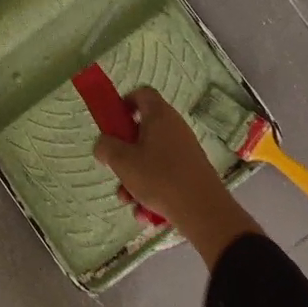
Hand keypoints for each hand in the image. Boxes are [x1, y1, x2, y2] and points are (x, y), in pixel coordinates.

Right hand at [92, 87, 262, 267]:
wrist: (204, 212)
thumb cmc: (160, 178)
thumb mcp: (123, 162)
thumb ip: (106, 148)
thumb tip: (103, 144)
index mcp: (159, 115)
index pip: (142, 93)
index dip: (124, 103)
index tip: (112, 122)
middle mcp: (174, 127)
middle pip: (143, 130)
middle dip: (125, 152)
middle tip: (116, 167)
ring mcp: (185, 150)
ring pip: (151, 158)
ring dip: (135, 179)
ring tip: (129, 201)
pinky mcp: (191, 172)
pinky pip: (165, 175)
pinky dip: (152, 191)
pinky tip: (146, 213)